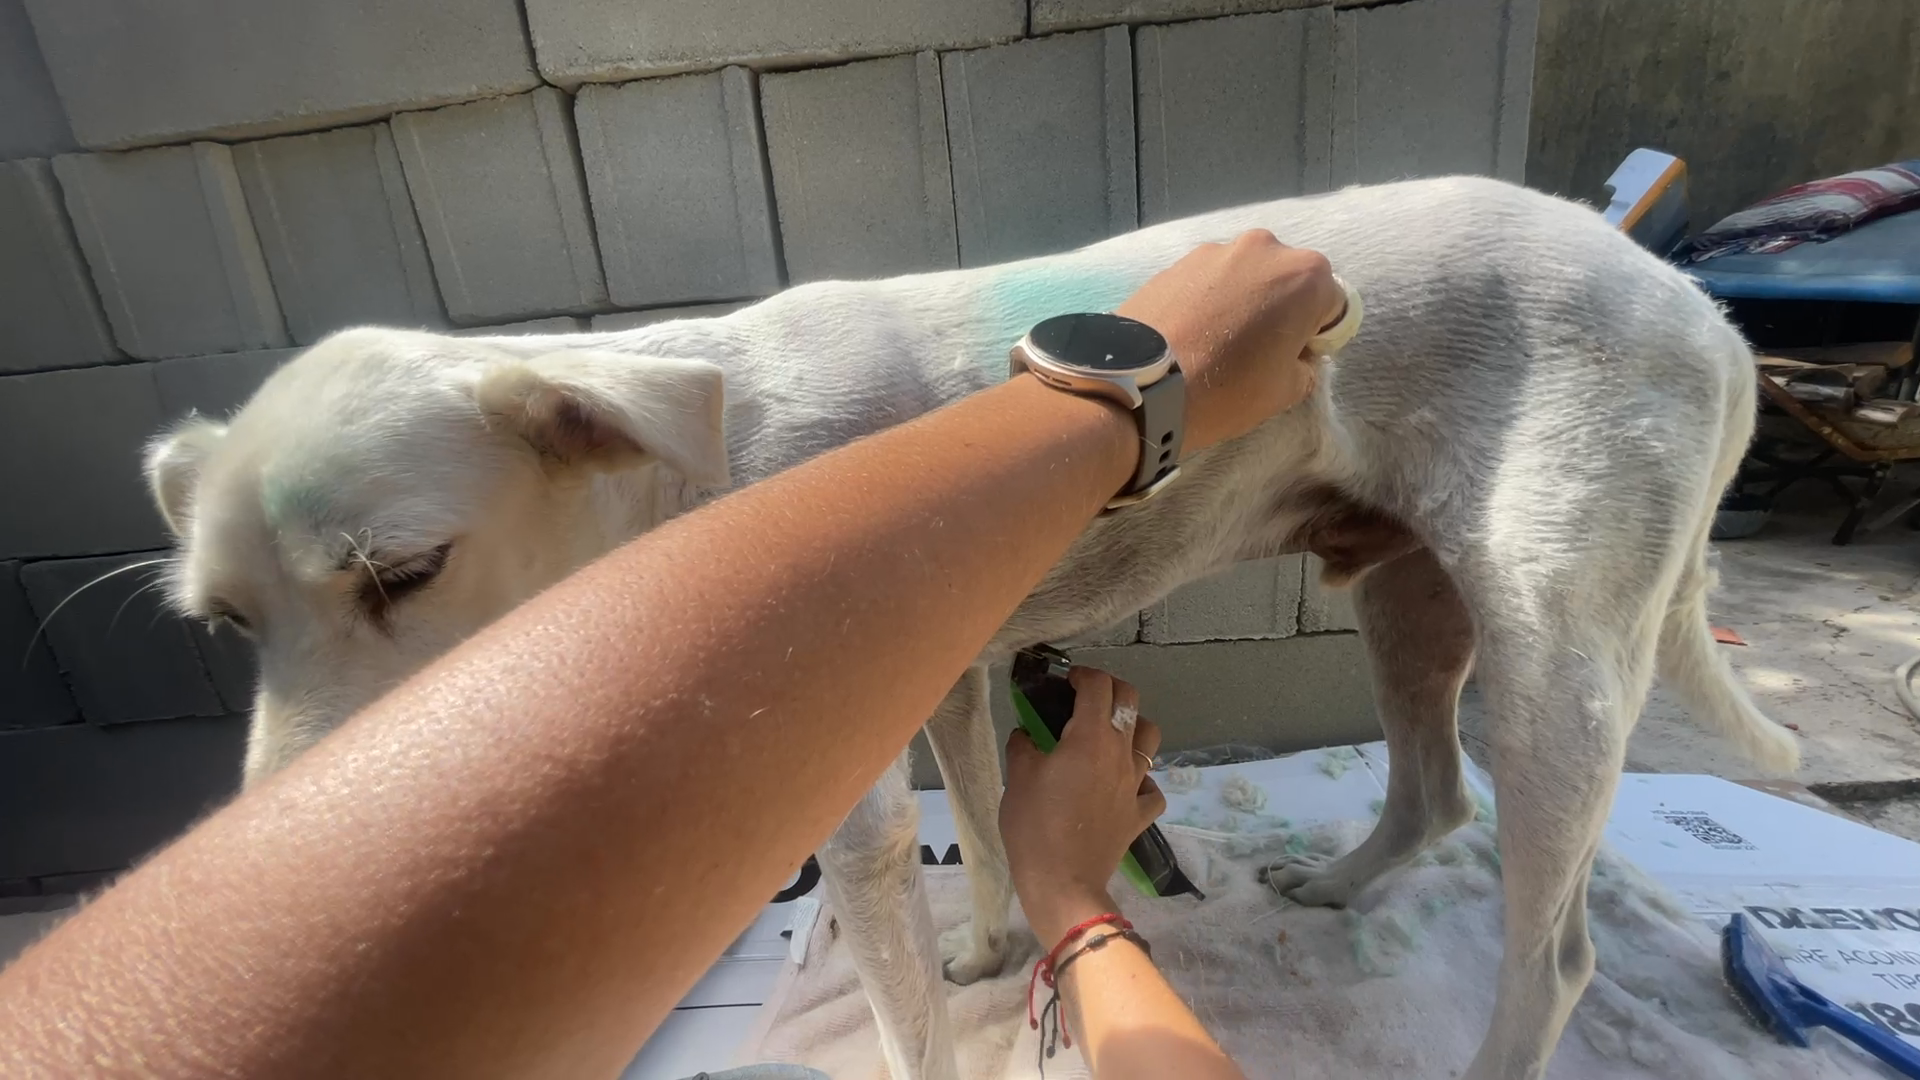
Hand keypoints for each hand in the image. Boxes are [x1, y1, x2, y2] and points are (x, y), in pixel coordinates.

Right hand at [1000, 667, 1164, 946]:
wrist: (1062, 883)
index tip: (1065, 681)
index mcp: (1090, 737)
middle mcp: (1120, 753)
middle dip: (1110, 689)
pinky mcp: (1139, 814)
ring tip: (1109, 736)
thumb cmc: (1035, 826)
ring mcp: (1134, 784)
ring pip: (1150, 738)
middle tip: (1085, 698)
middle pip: (1131, 701)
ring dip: (1133, 727)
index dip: (1082, 674)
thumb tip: (1026, 734)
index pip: (1098, 685)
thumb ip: (1022, 746)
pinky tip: (1123, 784)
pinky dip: (1141, 779)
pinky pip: (1152, 788)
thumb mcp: (1017, 778)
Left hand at [1116, 231, 1346, 454]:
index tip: (1291, 361)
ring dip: (1236, 304)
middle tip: (1249, 354)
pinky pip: (1202, 284)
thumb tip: (1296, 357)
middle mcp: (1263, 247)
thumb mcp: (1283, 393)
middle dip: (1275, 311)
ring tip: (1210, 345)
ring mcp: (1211, 251)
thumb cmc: (1223, 391)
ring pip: (1240, 279)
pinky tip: (1184, 336)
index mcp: (1306, 274)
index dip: (1314, 336)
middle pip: (1283, 282)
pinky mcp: (1170, 265)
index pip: (1331, 304)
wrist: (1138, 388)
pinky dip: (1201, 303)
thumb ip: (1304, 367)